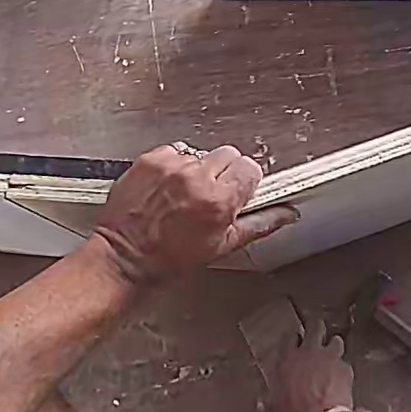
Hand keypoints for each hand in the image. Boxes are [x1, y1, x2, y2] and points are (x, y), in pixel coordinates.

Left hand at [89, 144, 298, 285]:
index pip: (250, 169)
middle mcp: (195, 179)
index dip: (246, 181)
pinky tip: (168, 188)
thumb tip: (286, 213)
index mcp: (218, 201)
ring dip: (198, 170)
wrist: (125, 256)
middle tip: (211, 195)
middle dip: (225, 173)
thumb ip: (259, 225)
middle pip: (229, 155)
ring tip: (184, 195)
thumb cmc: (168, 259)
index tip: (239, 191)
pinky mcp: (151, 160)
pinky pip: (175, 152)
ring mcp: (171, 166)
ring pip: (201, 153)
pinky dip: (175, 166)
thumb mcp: (221, 246)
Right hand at [267, 315, 355, 411]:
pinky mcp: (346, 369)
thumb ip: (270, 398)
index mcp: (287, 358)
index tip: (295, 341)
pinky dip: (343, 369)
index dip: (294, 338)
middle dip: (316, 327)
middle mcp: (308, 352)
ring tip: (333, 353)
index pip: (289, 337)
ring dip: (333, 345)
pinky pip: (346, 363)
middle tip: (317, 331)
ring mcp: (329, 358)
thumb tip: (261, 405)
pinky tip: (342, 379)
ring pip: (335, 340)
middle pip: (315, 327)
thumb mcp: (273, 406)